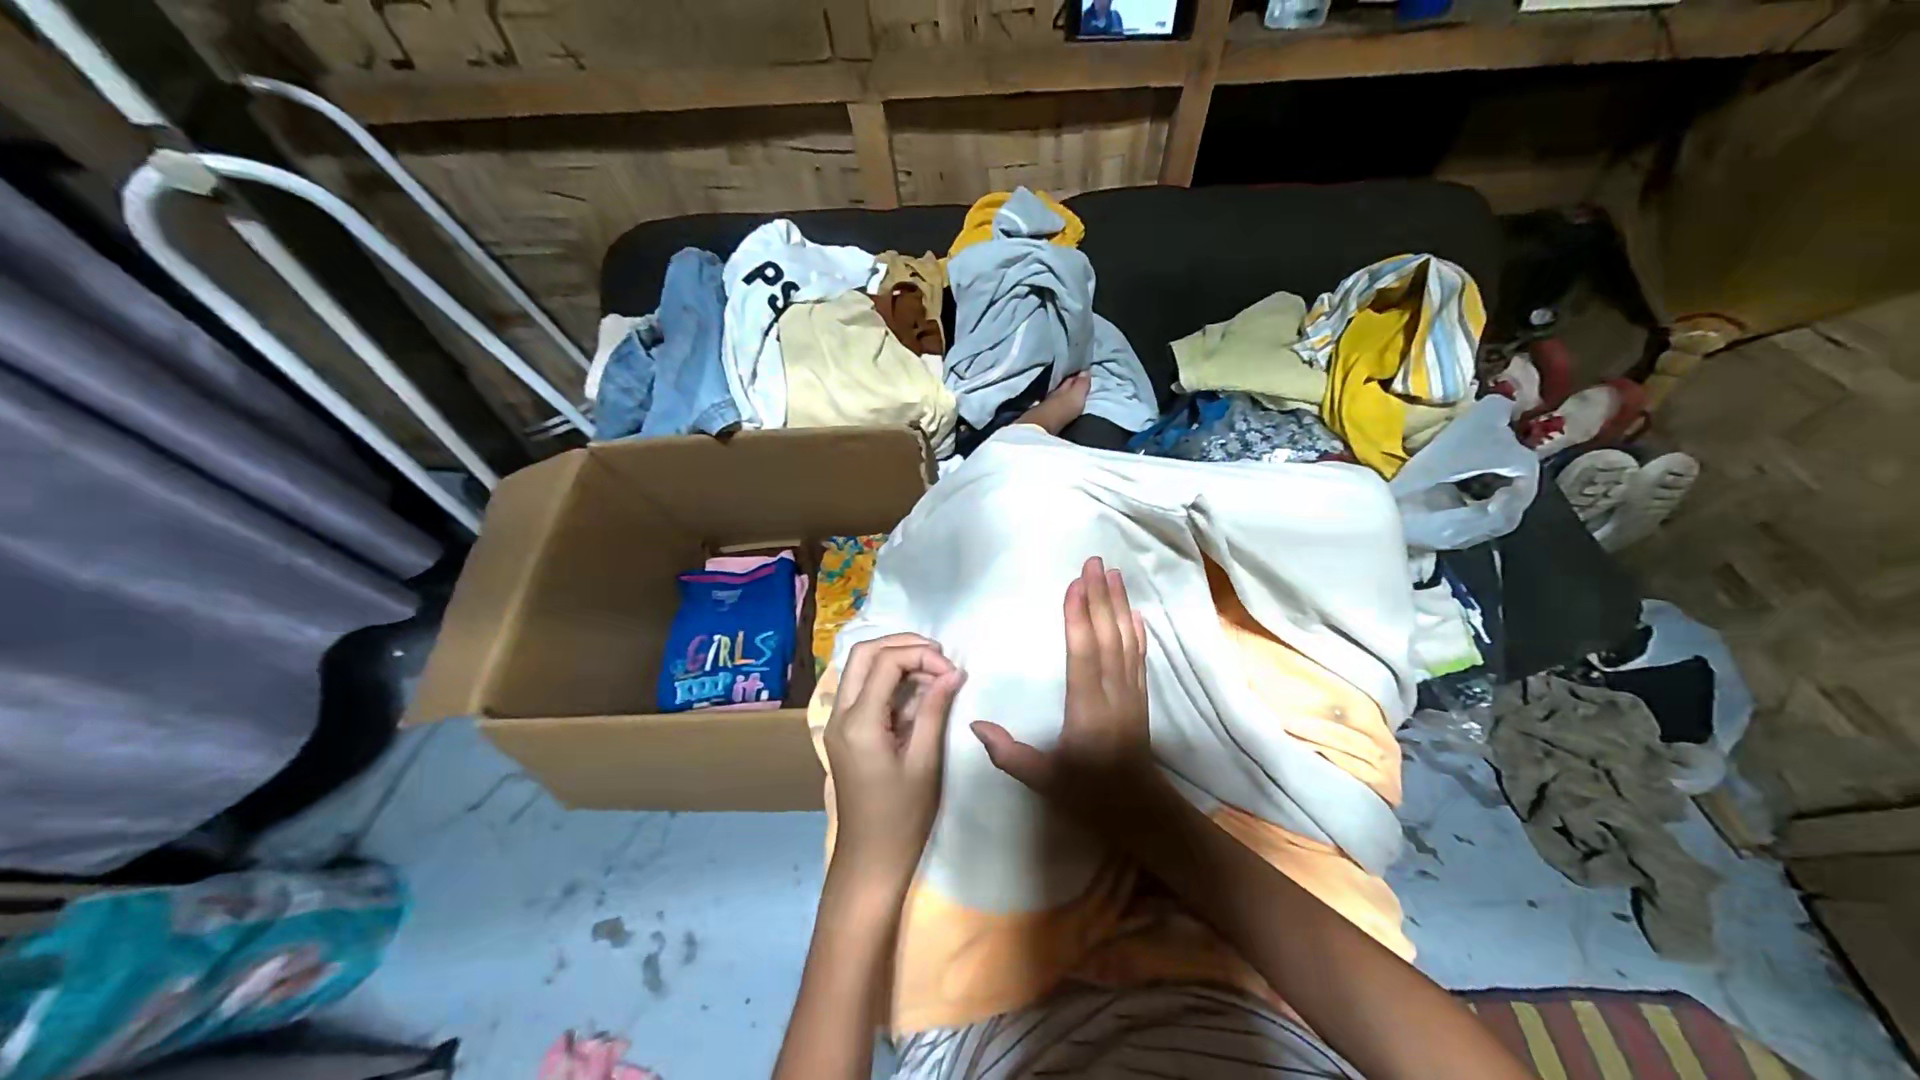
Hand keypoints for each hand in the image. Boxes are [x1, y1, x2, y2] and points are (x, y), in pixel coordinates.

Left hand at [824, 634, 965, 893]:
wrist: (871, 860)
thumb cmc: (902, 817)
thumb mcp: (925, 761)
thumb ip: (934, 709)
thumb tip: (954, 671)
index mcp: (858, 722)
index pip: (885, 662)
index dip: (922, 656)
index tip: (953, 671)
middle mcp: (840, 715)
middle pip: (864, 654)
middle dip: (903, 646)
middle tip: (941, 657)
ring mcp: (838, 723)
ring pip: (860, 669)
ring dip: (896, 660)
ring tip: (935, 672)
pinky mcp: (845, 733)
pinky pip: (863, 691)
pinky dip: (890, 681)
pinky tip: (919, 692)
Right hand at [972, 557, 1167, 831]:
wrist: (1141, 811)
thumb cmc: (1088, 795)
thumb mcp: (1043, 780)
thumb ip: (1009, 754)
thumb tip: (975, 724)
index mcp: (1088, 711)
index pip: (1083, 655)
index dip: (1079, 618)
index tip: (1075, 584)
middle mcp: (1114, 695)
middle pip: (1107, 638)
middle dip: (1100, 598)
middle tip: (1094, 563)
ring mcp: (1132, 694)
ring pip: (1126, 642)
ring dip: (1119, 606)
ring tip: (1114, 574)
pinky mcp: (1141, 698)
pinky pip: (1140, 658)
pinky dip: (1137, 632)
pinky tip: (1135, 613)